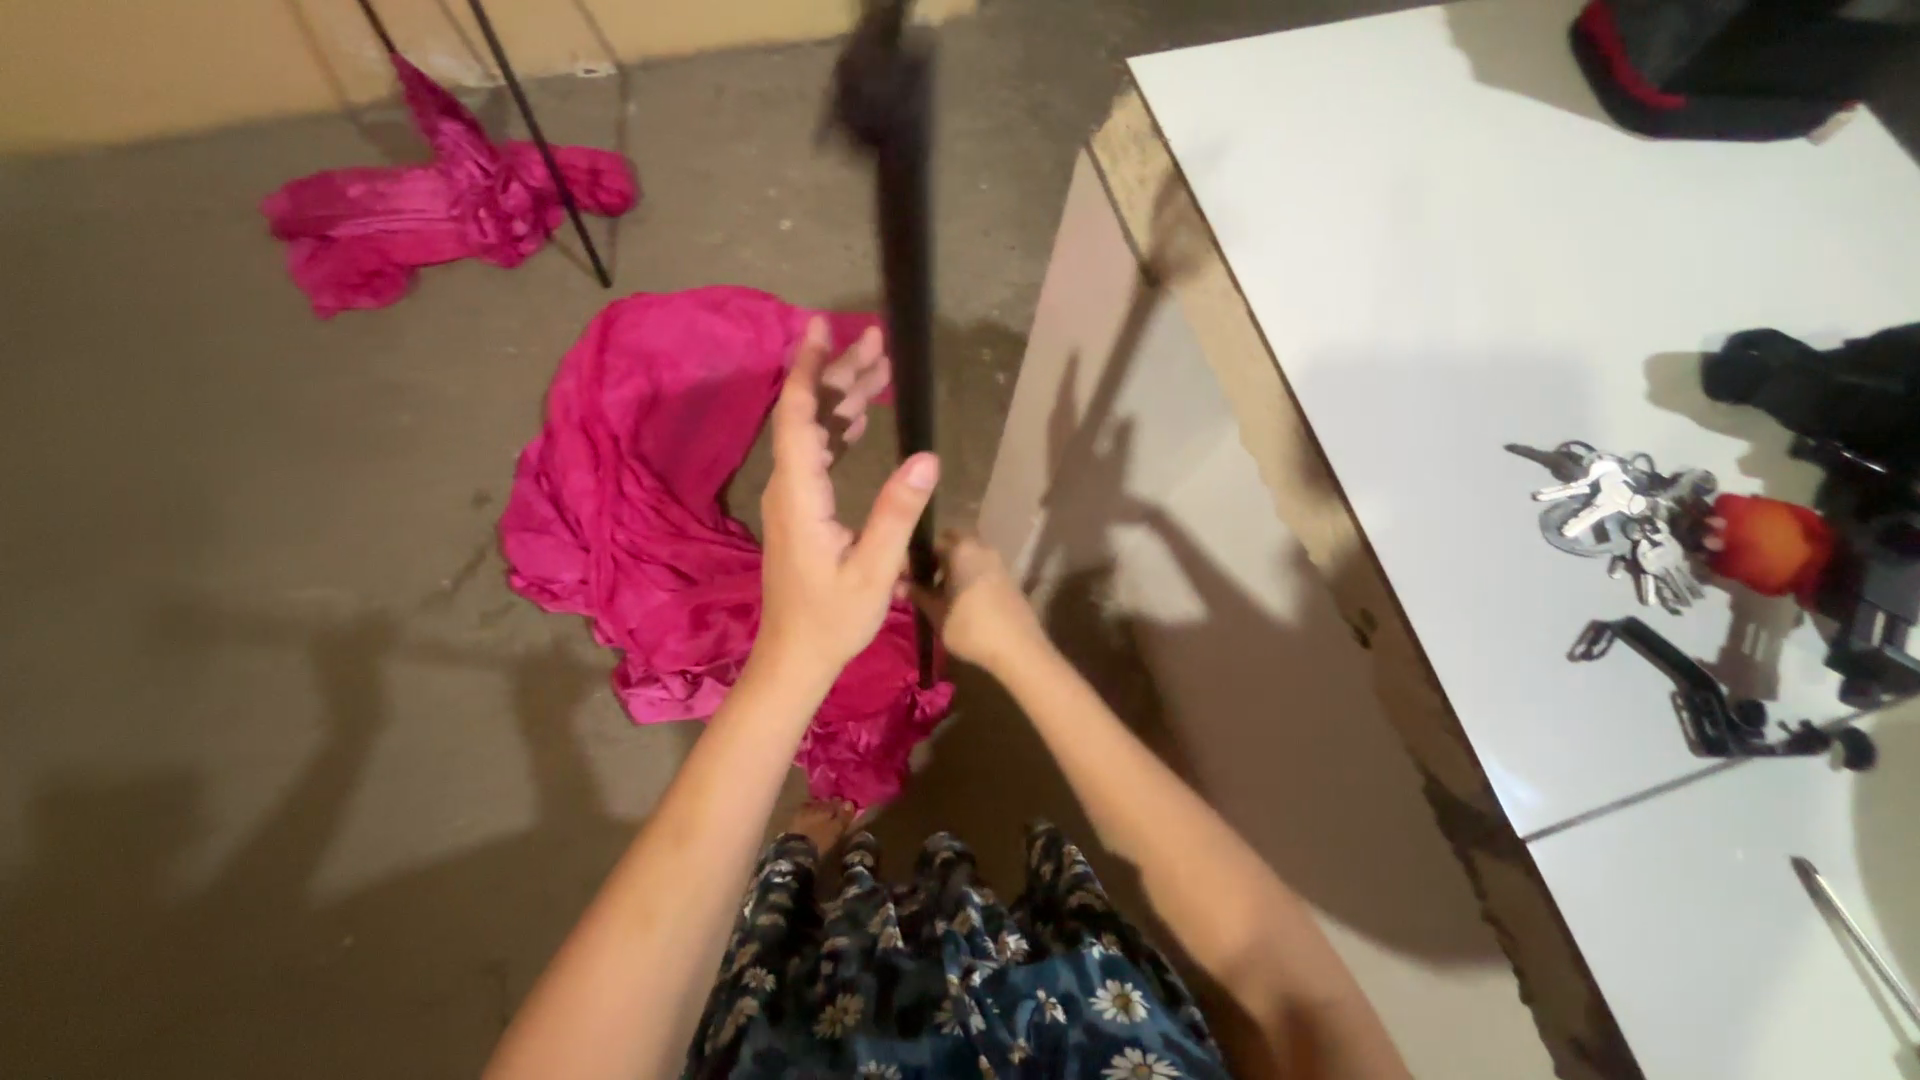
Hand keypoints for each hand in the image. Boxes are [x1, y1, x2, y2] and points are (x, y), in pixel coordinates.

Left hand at [752, 317, 939, 687]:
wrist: (795, 655)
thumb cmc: (833, 618)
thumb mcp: (874, 570)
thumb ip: (896, 513)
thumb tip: (927, 457)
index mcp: (800, 495)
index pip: (798, 418)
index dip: (810, 370)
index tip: (822, 328)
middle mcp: (788, 487)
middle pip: (807, 415)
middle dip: (838, 374)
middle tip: (876, 343)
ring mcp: (792, 499)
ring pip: (812, 433)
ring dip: (842, 399)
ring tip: (879, 369)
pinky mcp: (800, 511)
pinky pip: (816, 456)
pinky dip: (839, 429)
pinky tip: (862, 419)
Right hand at [910, 530, 1046, 671]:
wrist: (1018, 648)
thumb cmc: (971, 628)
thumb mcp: (937, 613)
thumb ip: (918, 594)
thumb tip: (898, 584)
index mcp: (960, 549)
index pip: (929, 542)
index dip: (914, 557)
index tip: (903, 575)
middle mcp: (980, 546)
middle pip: (951, 542)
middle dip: (935, 557)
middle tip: (921, 580)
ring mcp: (997, 560)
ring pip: (967, 553)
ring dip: (952, 565)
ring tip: (938, 591)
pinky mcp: (1007, 575)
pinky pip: (980, 565)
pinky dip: (967, 573)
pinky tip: (959, 598)